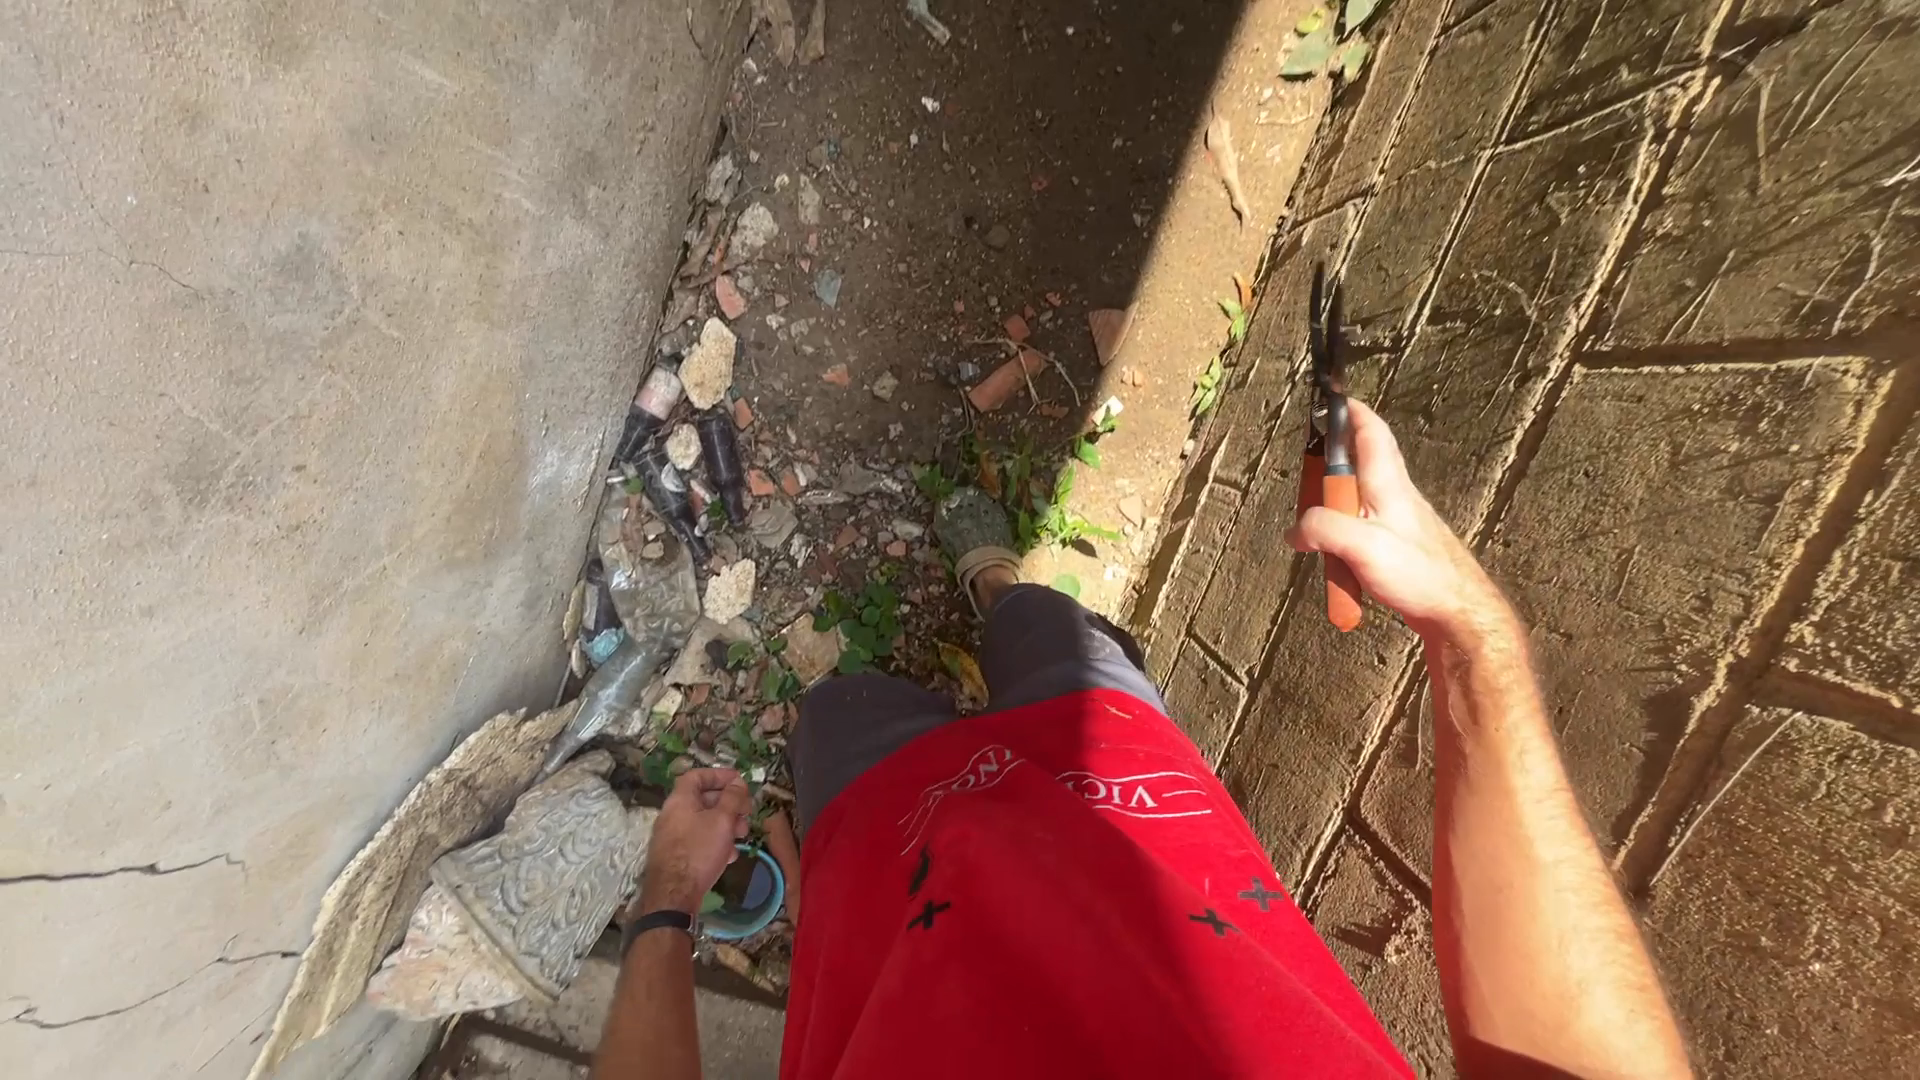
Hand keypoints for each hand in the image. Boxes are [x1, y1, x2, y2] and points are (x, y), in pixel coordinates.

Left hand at [637, 768, 752, 915]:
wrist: (673, 897)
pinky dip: (715, 841)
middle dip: (729, 804)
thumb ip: (732, 797)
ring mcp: (672, 837)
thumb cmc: (699, 851)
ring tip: (742, 836)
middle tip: (747, 812)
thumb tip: (737, 782)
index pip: (697, 775)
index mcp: (680, 800)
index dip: (719, 774)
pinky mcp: (675, 856)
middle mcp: (672, 815)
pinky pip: (698, 840)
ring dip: (726, 824)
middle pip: (703, 799)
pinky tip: (729, 855)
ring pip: (703, 821)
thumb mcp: (722, 820)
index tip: (739, 782)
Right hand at [1286, 399, 1512, 642]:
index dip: (1352, 413)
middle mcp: (1393, 494)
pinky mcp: (1394, 543)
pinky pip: (1357, 531)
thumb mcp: (1361, 545)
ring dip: (1330, 516)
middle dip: (1326, 474)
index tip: (1333, 400)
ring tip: (1325, 547)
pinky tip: (1342, 567)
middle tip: (1308, 494)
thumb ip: (1321, 528)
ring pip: (1353, 501)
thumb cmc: (1420, 575)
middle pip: (1354, 466)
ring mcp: (1395, 519)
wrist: (1457, 611)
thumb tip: (1295, 531)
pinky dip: (1340, 543)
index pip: (1371, 433)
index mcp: (1388, 483)